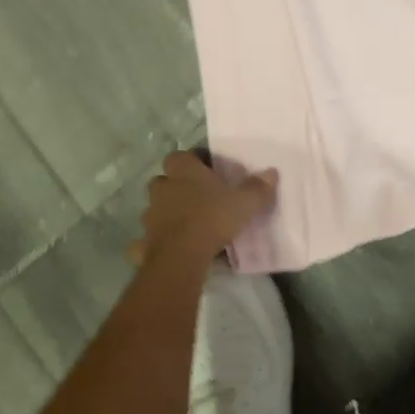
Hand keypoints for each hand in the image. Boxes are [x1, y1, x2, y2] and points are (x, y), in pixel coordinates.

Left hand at [127, 150, 277, 265]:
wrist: (181, 257)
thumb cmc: (213, 218)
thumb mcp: (245, 202)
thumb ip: (258, 187)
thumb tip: (271, 173)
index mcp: (184, 173)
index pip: (180, 156)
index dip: (191, 160)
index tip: (206, 168)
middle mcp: (163, 190)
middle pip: (163, 181)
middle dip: (174, 186)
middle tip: (195, 196)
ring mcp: (150, 218)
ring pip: (154, 210)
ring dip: (165, 213)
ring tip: (184, 223)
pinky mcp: (143, 244)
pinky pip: (144, 241)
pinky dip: (152, 243)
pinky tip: (166, 249)